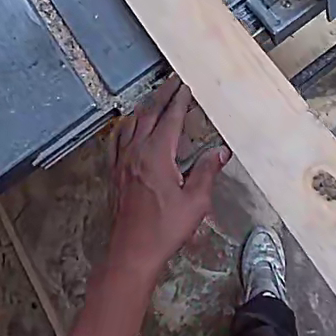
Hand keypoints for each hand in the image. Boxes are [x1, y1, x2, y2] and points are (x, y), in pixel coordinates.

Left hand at [106, 77, 229, 284]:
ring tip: (156, 98)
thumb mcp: (196, 201)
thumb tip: (220, 152)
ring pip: (130, 124)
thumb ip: (207, 171)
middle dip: (163, 95)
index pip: (170, 118)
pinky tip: (128, 126)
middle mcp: (135, 153)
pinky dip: (125, 126)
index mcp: (156, 155)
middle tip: (173, 82)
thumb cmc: (164, 229)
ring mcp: (121, 163)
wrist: (132, 253)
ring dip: (145, 107)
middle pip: (148, 114)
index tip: (187, 87)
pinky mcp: (114, 174)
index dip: (180, 100)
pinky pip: (116, 141)